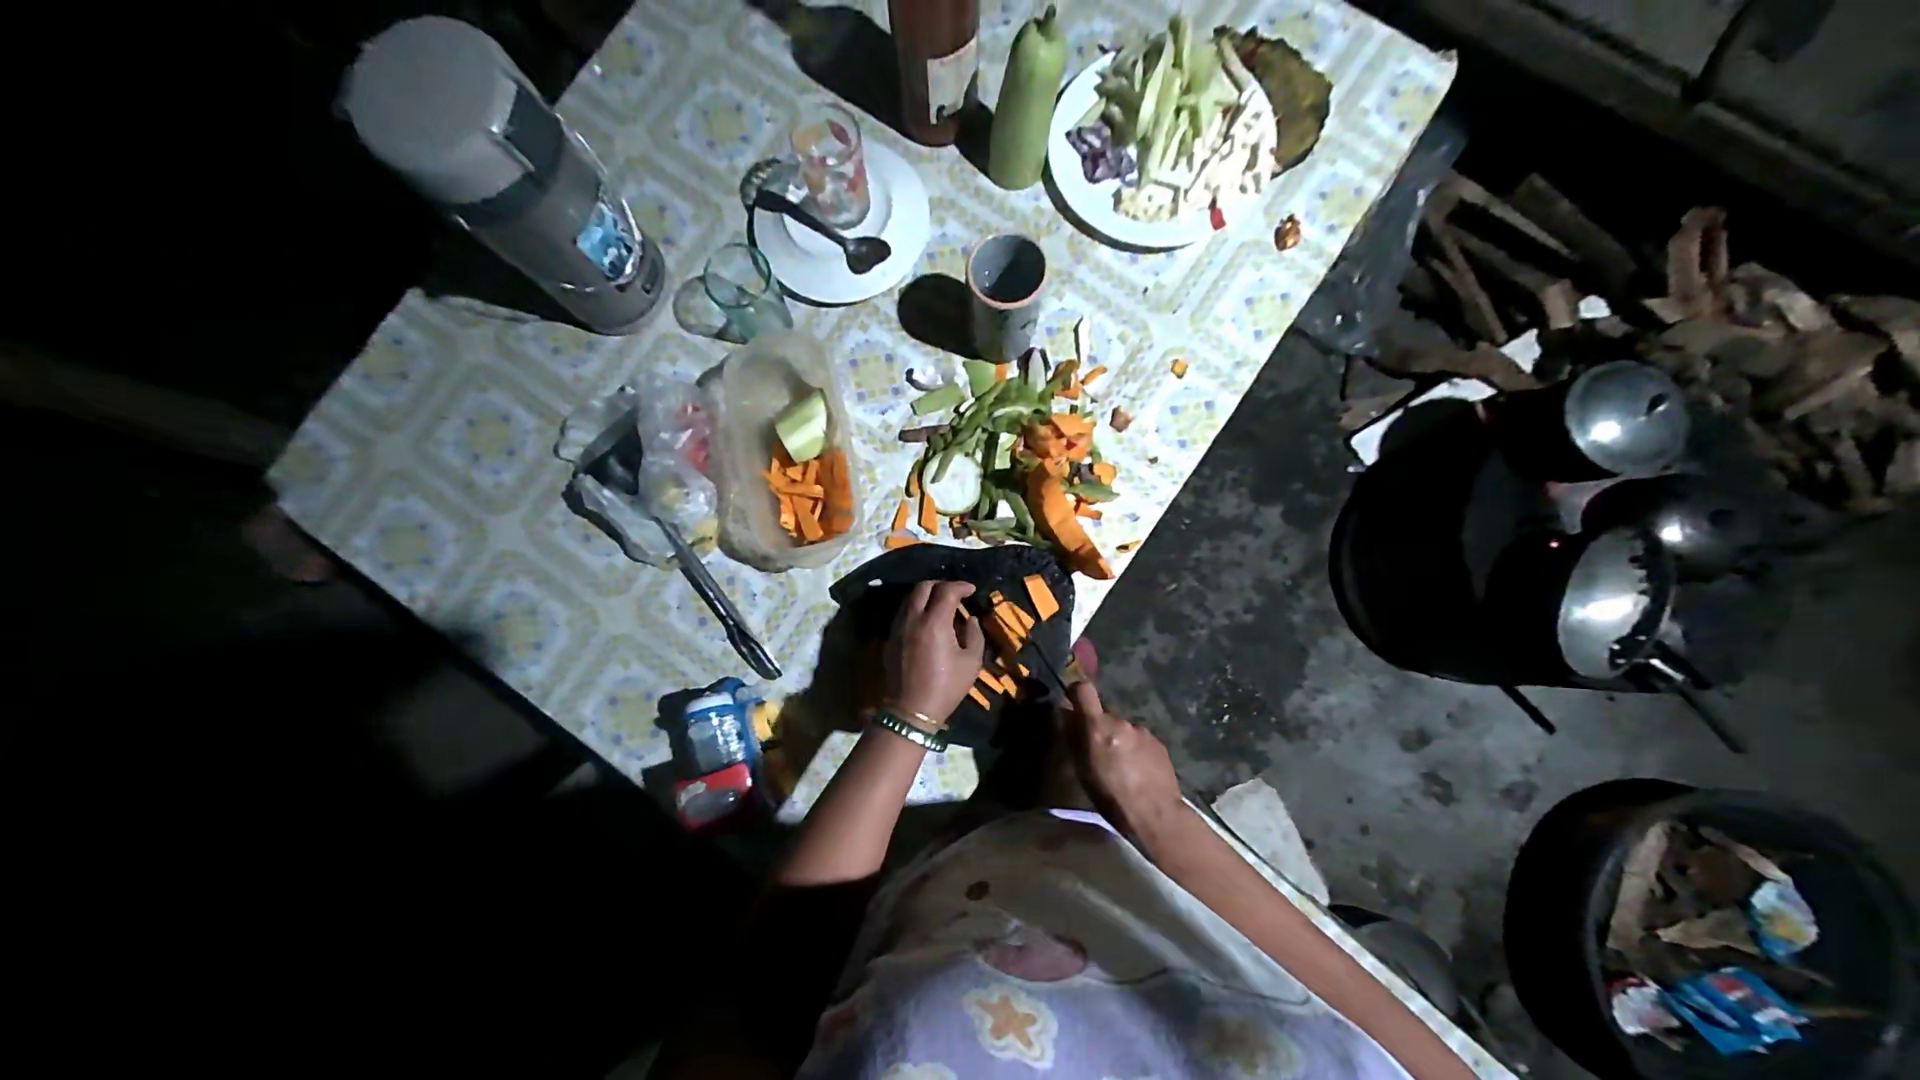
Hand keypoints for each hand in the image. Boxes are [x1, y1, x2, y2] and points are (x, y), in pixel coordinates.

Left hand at [885, 580, 986, 723]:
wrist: (912, 710)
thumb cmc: (946, 687)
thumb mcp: (972, 662)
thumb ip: (975, 635)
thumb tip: (970, 619)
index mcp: (935, 622)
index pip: (947, 590)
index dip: (961, 586)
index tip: (971, 590)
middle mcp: (913, 619)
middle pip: (923, 587)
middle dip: (940, 584)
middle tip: (954, 593)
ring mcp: (898, 628)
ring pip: (909, 599)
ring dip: (925, 596)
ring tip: (939, 605)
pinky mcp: (890, 639)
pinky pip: (902, 614)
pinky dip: (916, 610)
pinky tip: (926, 622)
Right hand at [1062, 681, 1184, 837]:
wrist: (1156, 815)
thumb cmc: (1112, 797)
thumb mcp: (1083, 771)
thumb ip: (1074, 739)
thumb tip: (1066, 717)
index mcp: (1098, 727)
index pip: (1084, 690)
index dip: (1076, 692)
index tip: (1073, 703)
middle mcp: (1121, 722)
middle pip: (1105, 711)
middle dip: (1099, 723)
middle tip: (1099, 747)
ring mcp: (1142, 731)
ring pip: (1123, 726)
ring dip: (1119, 737)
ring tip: (1122, 764)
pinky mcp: (1158, 742)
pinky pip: (1139, 738)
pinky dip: (1135, 747)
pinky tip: (1138, 769)